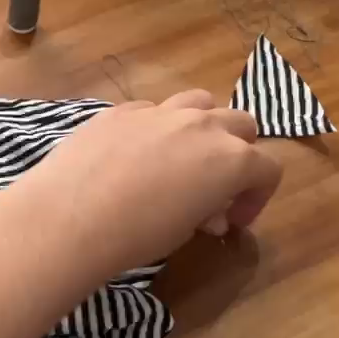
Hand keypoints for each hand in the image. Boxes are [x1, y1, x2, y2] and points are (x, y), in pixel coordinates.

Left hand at [8, 89, 282, 286]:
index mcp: (231, 158)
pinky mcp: (119, 110)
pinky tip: (131, 156)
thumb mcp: (184, 230)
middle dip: (235, 153)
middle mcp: (201, 125)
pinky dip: (154, 128)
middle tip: (212, 186)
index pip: (268, 169)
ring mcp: (158, 111)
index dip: (256, 198)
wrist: (70, 215)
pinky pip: (151, 110)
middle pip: (240, 123)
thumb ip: (206, 212)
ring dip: (200, 127)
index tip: (232, 221)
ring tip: (179, 159)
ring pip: (198, 102)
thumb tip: (209, 213)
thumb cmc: (137, 234)